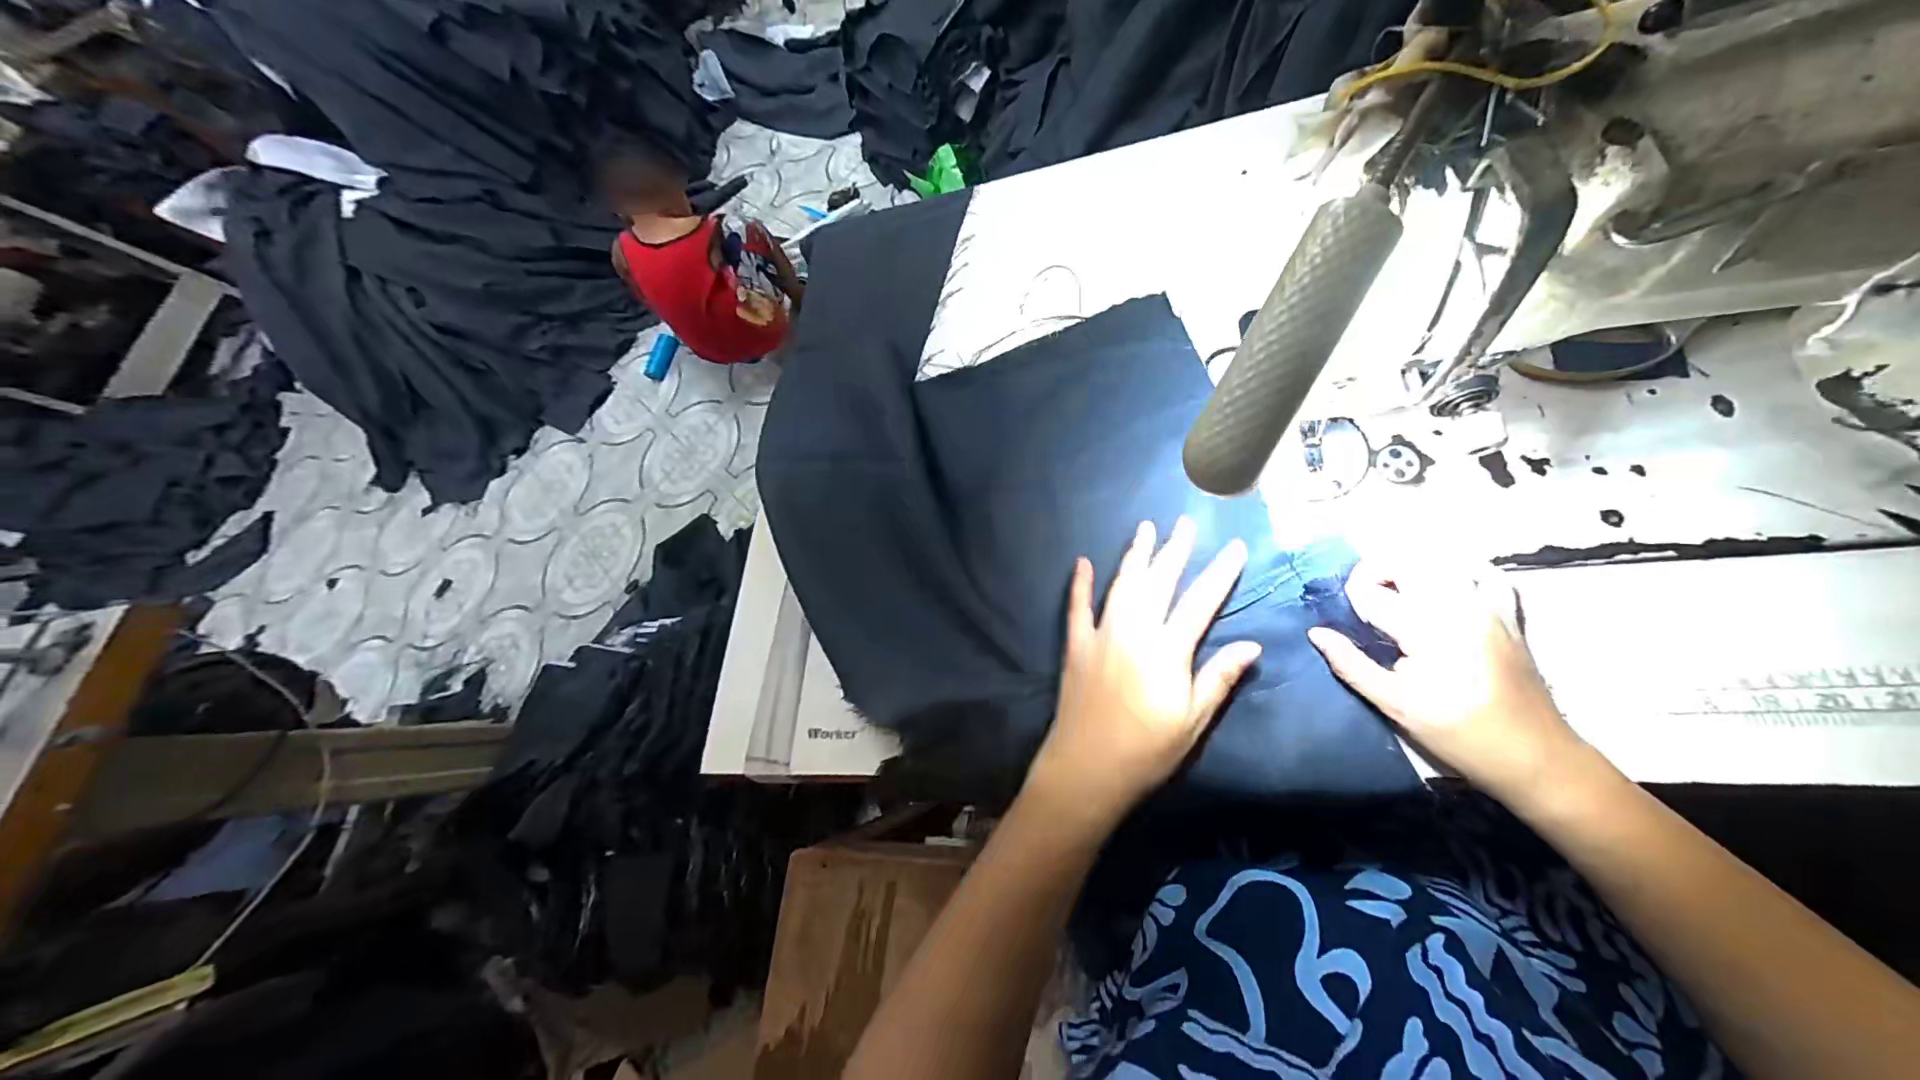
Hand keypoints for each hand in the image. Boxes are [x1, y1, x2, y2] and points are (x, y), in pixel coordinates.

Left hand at [1023, 518, 1262, 830]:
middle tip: (1186, 523)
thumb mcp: (1192, 721)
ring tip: (1146, 529)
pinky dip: (1080, 584)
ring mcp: (1100, 636)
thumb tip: (1252, 645)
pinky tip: (1083, 562)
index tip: (1236, 547)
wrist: (1086, 770)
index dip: (1221, 573)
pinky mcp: (1075, 647)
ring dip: (1135, 556)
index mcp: (1167, 651)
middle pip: (1158, 582)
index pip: (1201, 602)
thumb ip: (1219, 678)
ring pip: (1121, 586)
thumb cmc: (1147, 751)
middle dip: (1175, 550)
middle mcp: (1133, 632)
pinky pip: (1077, 608)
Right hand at [1306, 556, 1585, 803]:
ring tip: (1395, 595)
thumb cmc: (1459, 735)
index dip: (1351, 601)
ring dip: (1410, 570)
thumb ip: (1351, 665)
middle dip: (1374, 573)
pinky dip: (1460, 572)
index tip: (1345, 622)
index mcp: (1428, 628)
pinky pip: (1485, 575)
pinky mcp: (1509, 616)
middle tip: (1361, 601)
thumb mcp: (1395, 706)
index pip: (1372, 593)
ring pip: (1442, 562)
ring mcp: (1489, 607)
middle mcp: (1459, 606)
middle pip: (1406, 562)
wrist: (1536, 758)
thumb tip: (1317, 633)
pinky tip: (1444, 590)